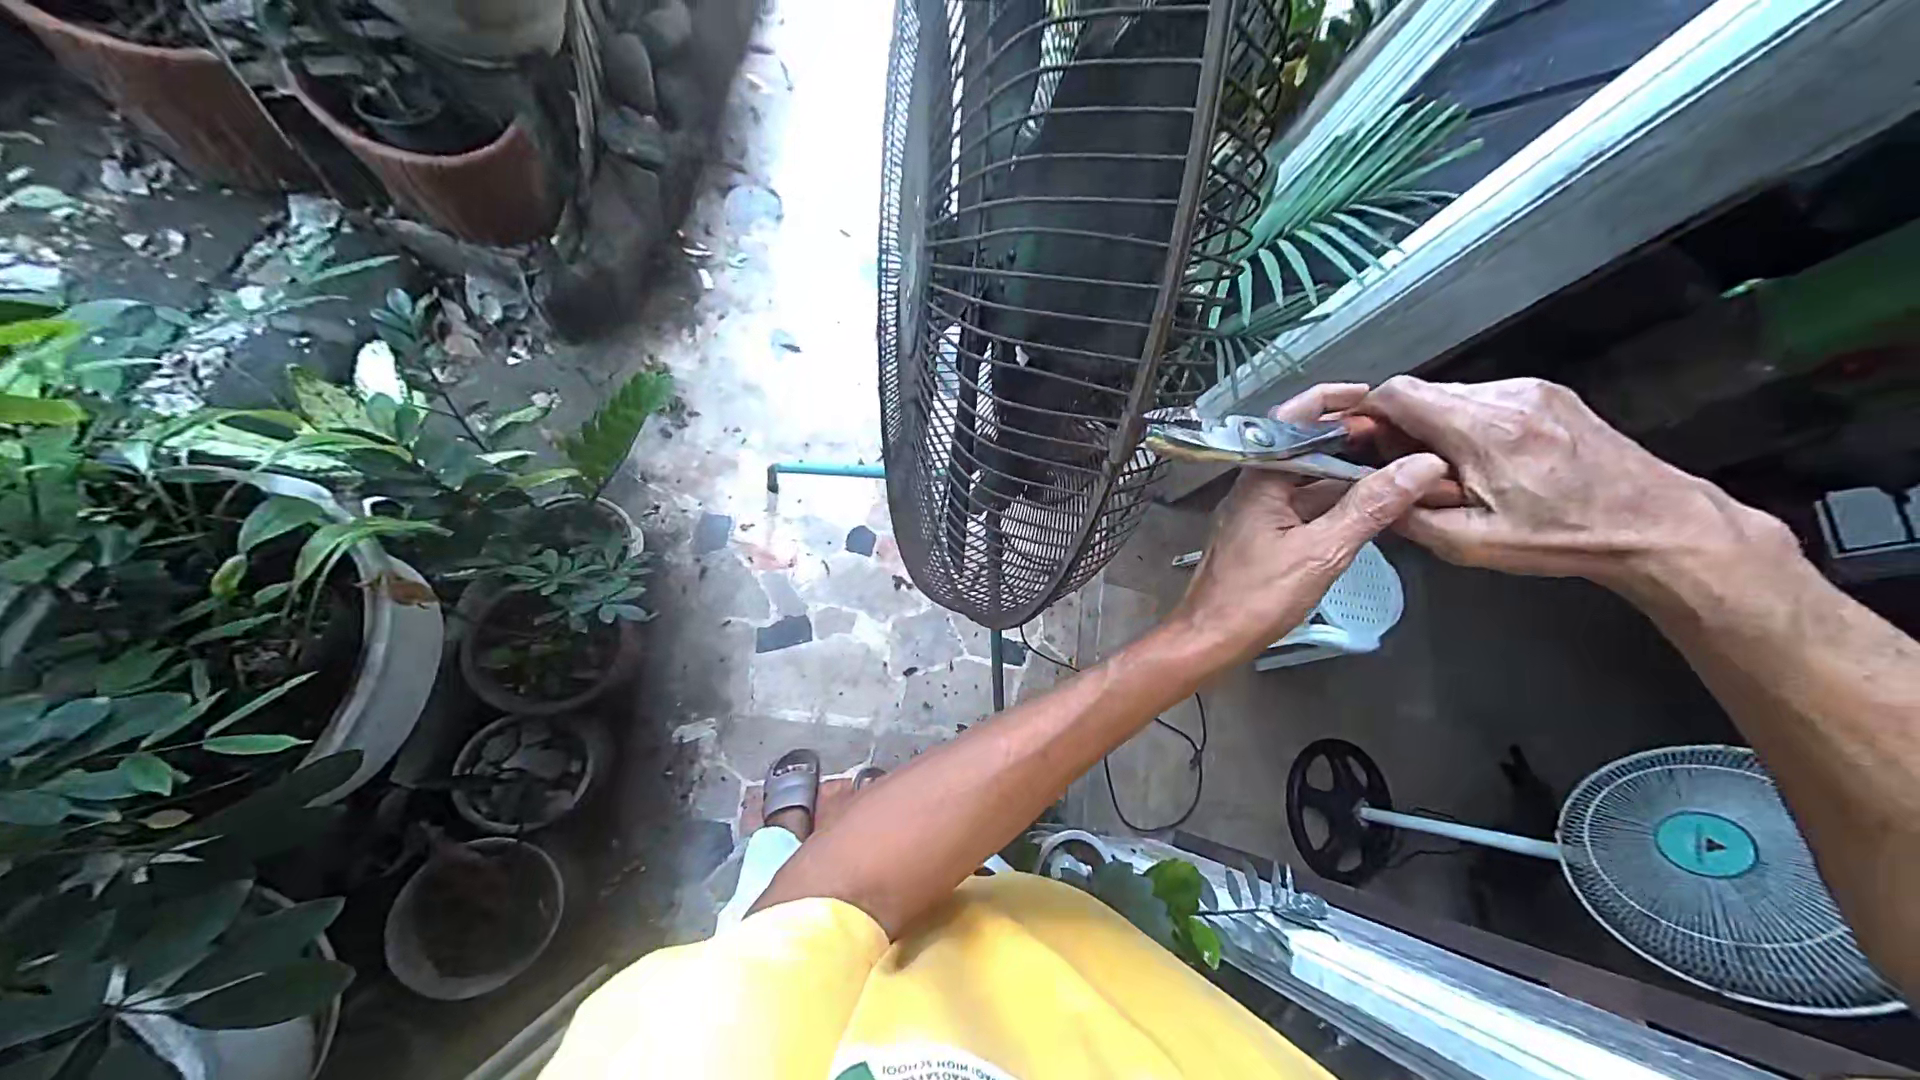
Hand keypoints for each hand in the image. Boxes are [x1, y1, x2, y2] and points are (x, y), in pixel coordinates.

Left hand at [1172, 384, 1449, 662]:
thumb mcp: (1321, 552)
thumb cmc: (1254, 597)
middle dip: (1353, 439)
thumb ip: (1368, 507)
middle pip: (1306, 446)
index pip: (1296, 419)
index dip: (1336, 402)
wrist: (1210, 636)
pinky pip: (1304, 503)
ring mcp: (1258, 509)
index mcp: (1260, 477)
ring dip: (1350, 473)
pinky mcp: (1263, 532)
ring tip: (1400, 468)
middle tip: (1403, 438)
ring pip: (1308, 477)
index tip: (1380, 399)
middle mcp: (1255, 485)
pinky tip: (1370, 505)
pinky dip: (1336, 500)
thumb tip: (1420, 466)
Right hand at [1356, 376, 1796, 594]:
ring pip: (1448, 394)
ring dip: (1429, 426)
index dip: (1364, 416)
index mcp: (1484, 430)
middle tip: (1402, 469)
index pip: (1396, 394)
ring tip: (1447, 469)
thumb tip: (1365, 491)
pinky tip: (1478, 459)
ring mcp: (1531, 390)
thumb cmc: (1563, 538)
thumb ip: (1405, 514)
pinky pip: (1479, 398)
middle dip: (1397, 427)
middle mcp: (1507, 396)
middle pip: (1420, 392)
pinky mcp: (1547, 394)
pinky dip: (1461, 423)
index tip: (1359, 444)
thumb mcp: (1467, 543)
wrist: (1657, 526)